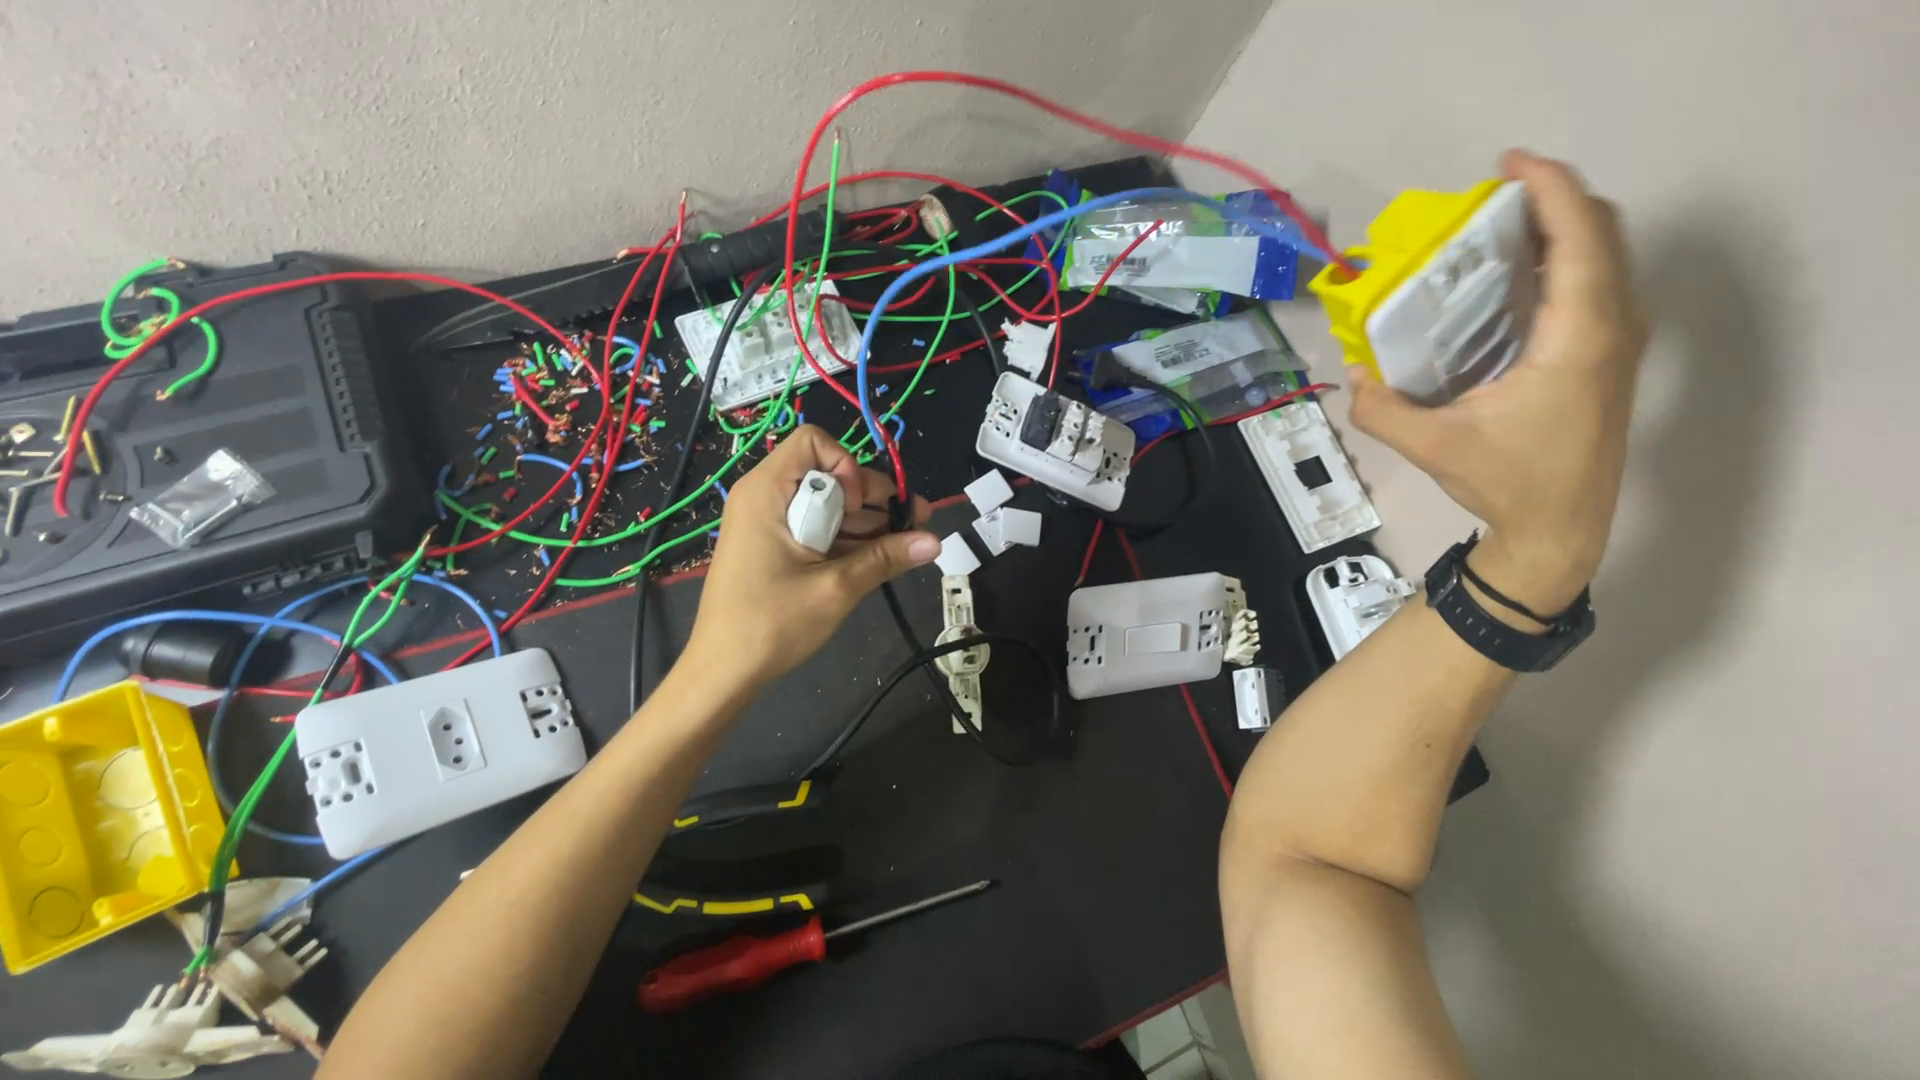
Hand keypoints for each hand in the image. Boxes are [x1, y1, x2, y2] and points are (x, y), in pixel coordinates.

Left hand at [682, 425, 939, 685]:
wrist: (723, 671)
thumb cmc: (772, 623)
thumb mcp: (836, 588)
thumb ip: (886, 558)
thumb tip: (935, 541)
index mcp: (767, 492)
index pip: (814, 443)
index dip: (847, 467)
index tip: (859, 509)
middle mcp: (764, 497)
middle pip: (827, 473)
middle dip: (871, 496)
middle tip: (914, 520)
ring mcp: (768, 523)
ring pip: (826, 502)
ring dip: (866, 520)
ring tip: (907, 542)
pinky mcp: (773, 547)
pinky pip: (816, 526)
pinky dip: (847, 537)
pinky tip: (880, 556)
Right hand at [1348, 150, 1646, 614]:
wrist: (1562, 529)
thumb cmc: (1508, 483)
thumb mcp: (1432, 446)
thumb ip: (1382, 410)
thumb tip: (1354, 377)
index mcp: (1578, 338)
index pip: (1578, 238)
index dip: (1548, 188)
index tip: (1507, 165)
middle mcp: (1612, 327)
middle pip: (1601, 232)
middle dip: (1551, 199)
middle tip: (1492, 197)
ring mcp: (1620, 340)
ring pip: (1606, 254)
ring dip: (1560, 227)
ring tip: (1501, 226)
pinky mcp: (1611, 355)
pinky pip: (1598, 281)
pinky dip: (1565, 258)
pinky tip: (1518, 275)